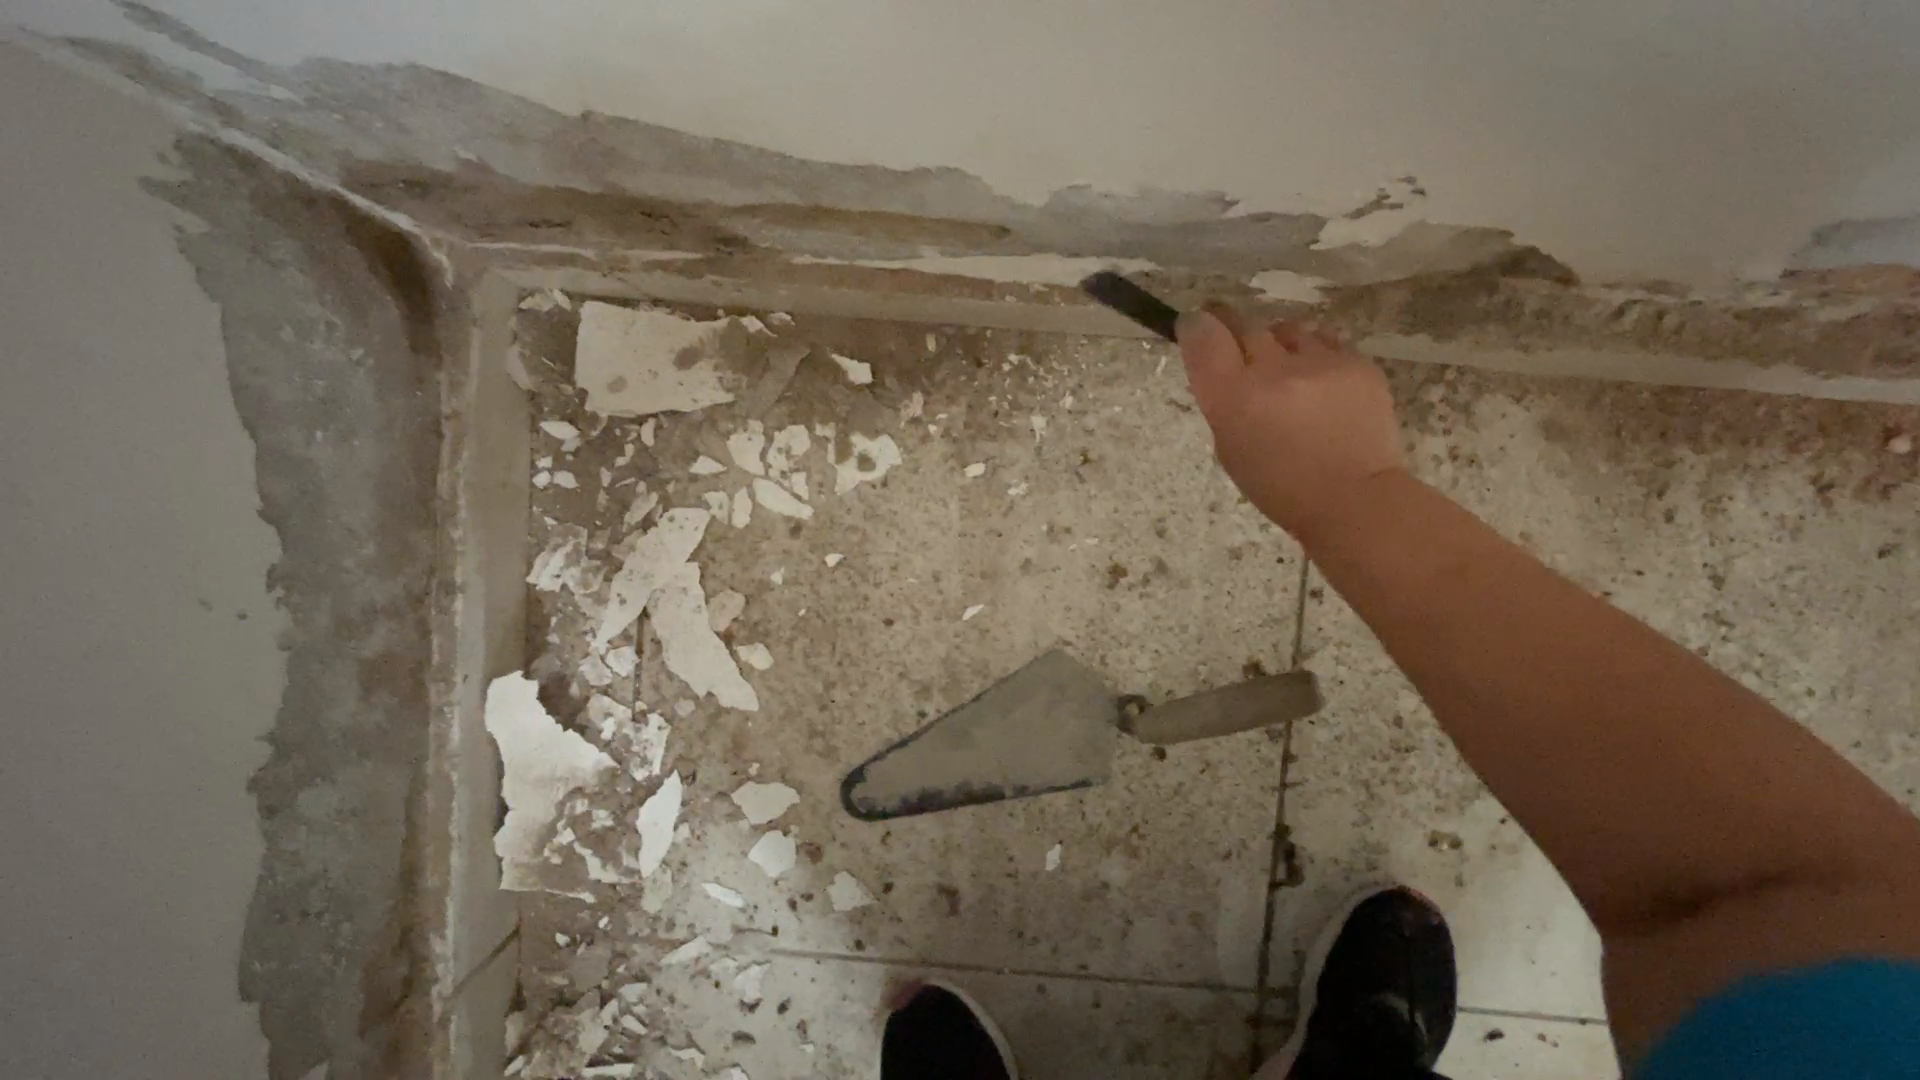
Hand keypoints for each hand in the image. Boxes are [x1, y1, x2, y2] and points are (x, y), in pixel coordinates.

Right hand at [1177, 305, 1405, 538]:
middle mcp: (1272, 370)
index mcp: (1233, 398)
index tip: (1195, 325)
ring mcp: (1319, 362)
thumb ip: (1223, 403)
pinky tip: (1318, 382)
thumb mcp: (1230, 449)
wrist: (1352, 497)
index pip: (1203, 336)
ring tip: (1284, 367)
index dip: (1196, 326)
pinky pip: (1325, 342)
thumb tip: (1226, 369)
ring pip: (1286, 329)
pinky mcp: (1356, 362)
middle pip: (1244, 323)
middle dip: (1231, 325)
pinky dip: (1315, 355)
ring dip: (1277, 343)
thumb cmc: (1279, 486)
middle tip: (1230, 333)